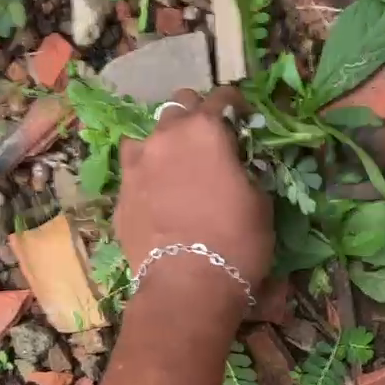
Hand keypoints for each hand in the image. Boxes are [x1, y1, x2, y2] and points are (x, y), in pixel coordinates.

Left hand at [115, 88, 273, 305]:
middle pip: (179, 106)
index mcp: (206, 131)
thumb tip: (239, 172)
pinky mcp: (123, 193)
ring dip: (167, 143)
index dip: (234, 103)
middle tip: (210, 139)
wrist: (188, 285)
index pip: (221, 98)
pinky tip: (159, 195)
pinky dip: (149, 175)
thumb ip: (247, 176)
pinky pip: (136, 171)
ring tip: (178, 166)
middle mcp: (167, 135)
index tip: (242, 114)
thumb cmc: (236, 244)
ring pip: (151, 136)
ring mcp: (138, 163)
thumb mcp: (261, 207)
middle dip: (196, 116)